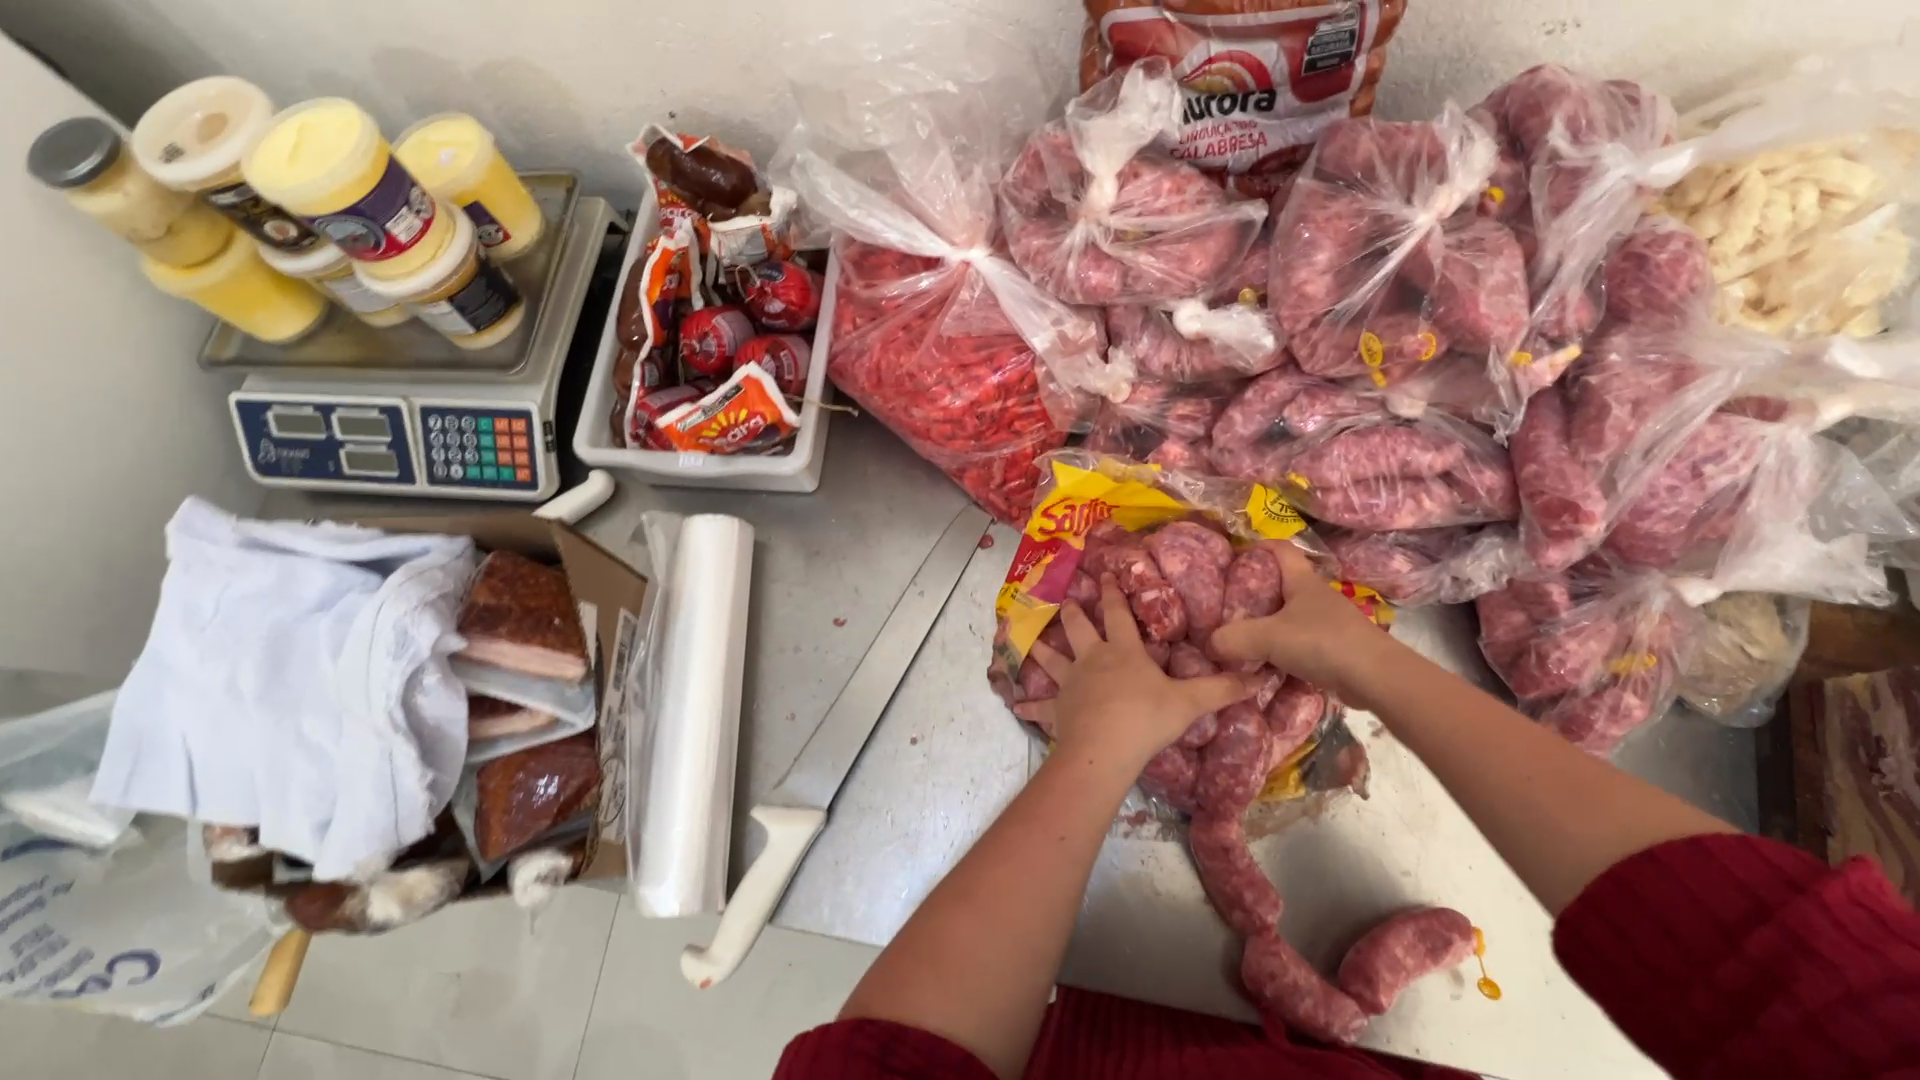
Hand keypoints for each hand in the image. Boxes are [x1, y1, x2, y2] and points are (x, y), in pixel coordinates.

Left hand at [1022, 574, 1261, 771]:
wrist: (1104, 747)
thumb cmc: (1146, 718)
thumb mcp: (1190, 703)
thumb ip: (1222, 689)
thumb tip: (1258, 675)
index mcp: (1123, 651)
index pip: (1119, 614)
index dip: (1113, 592)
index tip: (1104, 573)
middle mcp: (1092, 660)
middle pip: (1079, 629)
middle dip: (1074, 613)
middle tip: (1067, 600)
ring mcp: (1069, 684)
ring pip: (1051, 660)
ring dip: (1041, 650)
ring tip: (1030, 641)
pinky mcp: (1056, 709)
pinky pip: (1039, 707)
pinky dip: (1027, 706)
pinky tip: (1015, 706)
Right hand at [1209, 541, 1401, 707]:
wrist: (1377, 679)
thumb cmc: (1323, 643)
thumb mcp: (1269, 637)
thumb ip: (1234, 638)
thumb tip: (1209, 643)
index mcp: (1302, 582)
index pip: (1280, 549)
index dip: (1257, 547)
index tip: (1232, 557)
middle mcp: (1315, 598)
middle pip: (1280, 586)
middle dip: (1253, 593)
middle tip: (1224, 606)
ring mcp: (1327, 625)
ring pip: (1288, 618)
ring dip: (1266, 626)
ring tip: (1238, 639)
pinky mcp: (1334, 651)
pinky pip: (1298, 645)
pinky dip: (1280, 652)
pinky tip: (1263, 666)